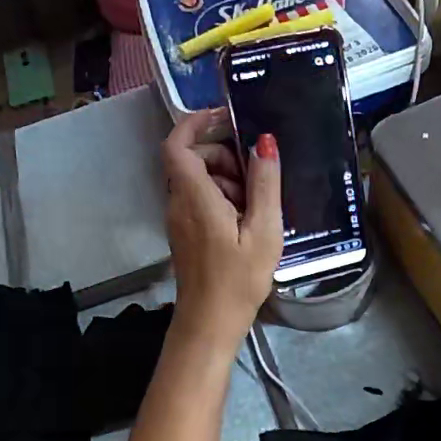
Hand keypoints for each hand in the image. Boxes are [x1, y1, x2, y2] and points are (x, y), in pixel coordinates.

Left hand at [161, 109, 281, 341]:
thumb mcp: (263, 231)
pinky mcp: (185, 232)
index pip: (177, 145)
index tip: (224, 116)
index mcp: (194, 197)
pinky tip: (247, 222)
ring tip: (256, 206)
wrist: (209, 324)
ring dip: (226, 179)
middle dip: (223, 156)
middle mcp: (179, 203)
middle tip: (255, 176)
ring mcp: (179, 219)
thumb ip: (264, 184)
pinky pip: (199, 199)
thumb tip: (264, 142)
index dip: (195, 122)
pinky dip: (222, 198)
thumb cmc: (238, 280)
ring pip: (198, 180)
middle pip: (192, 159)